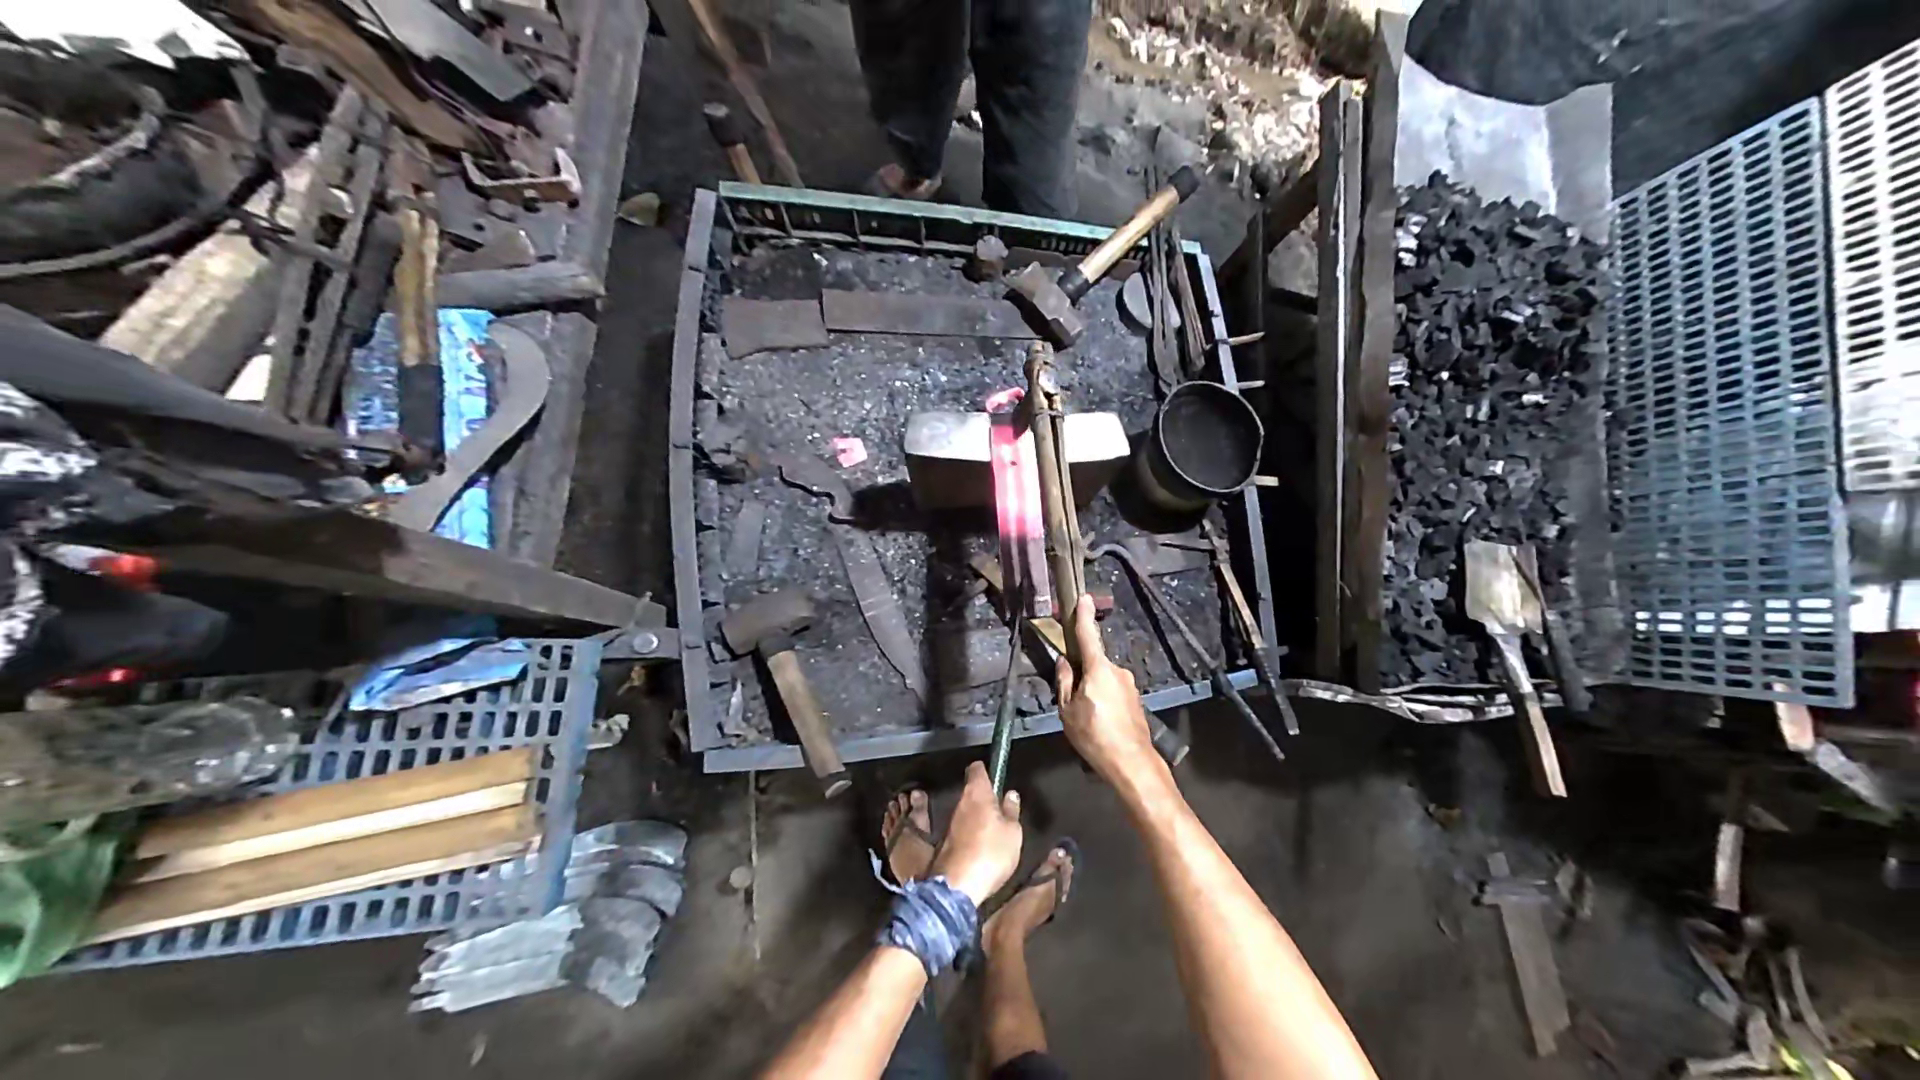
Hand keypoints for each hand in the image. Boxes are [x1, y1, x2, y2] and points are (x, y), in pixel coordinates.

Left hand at [929, 762, 1023, 905]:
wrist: (958, 887)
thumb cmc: (990, 853)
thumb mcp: (1013, 832)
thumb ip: (1012, 812)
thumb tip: (1010, 795)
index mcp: (976, 793)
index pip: (977, 769)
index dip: (986, 769)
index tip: (996, 775)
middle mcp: (960, 804)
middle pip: (972, 791)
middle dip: (986, 797)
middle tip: (1004, 810)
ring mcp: (951, 824)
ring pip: (968, 812)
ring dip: (980, 817)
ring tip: (998, 832)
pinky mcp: (947, 843)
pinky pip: (964, 831)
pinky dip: (973, 834)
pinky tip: (984, 848)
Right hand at [1056, 595, 1167, 792]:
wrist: (1131, 762)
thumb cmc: (1094, 735)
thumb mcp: (1067, 710)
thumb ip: (1063, 682)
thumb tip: (1064, 662)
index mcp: (1099, 669)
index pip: (1088, 635)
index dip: (1083, 615)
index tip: (1083, 597)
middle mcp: (1117, 671)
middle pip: (1094, 663)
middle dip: (1081, 675)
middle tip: (1070, 701)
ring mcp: (1129, 686)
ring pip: (1103, 679)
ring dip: (1093, 690)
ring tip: (1085, 719)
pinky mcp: (1135, 700)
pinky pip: (1113, 692)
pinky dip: (1103, 701)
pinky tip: (1099, 724)